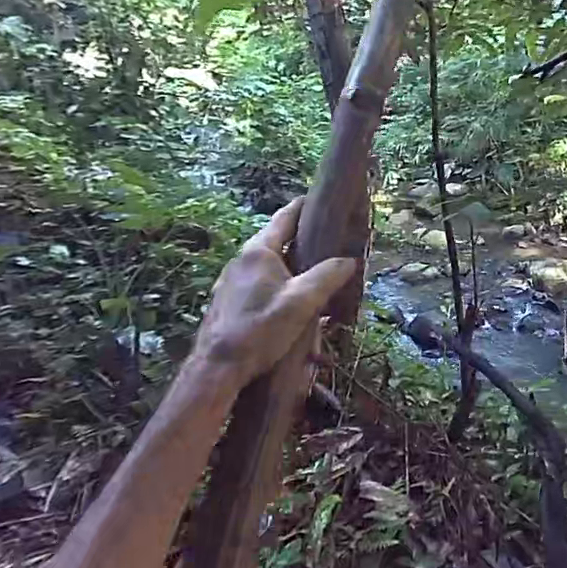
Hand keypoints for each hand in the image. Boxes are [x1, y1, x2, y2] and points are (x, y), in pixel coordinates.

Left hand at [194, 197, 357, 384]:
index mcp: (259, 252)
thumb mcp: (302, 302)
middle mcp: (241, 260)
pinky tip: (290, 302)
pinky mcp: (229, 301)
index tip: (319, 199)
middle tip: (326, 241)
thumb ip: (327, 277)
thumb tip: (348, 261)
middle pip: (276, 240)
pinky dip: (278, 282)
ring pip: (268, 264)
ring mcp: (232, 281)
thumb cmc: (260, 328)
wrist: (218, 367)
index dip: (303, 207)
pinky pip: (259, 282)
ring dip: (290, 265)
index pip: (284, 218)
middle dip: (301, 239)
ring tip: (314, 274)